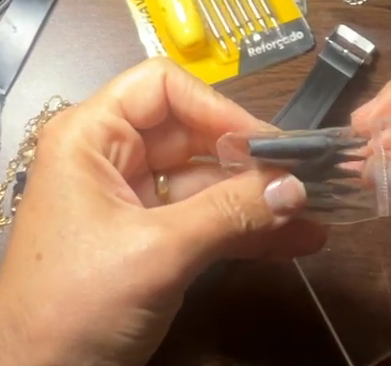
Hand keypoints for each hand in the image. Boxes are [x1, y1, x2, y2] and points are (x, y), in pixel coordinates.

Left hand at [0, 59, 325, 365]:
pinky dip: (243, 229)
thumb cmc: (76, 302)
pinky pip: (201, 219)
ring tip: (314, 210)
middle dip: (247, 157)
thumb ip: (228, 215)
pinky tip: (294, 240)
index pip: (161, 87)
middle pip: (189, 132)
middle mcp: (111, 154)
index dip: (217, 107)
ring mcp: (130, 197)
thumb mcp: (156, 253)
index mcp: (92, 134)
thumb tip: (296, 188)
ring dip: (255, 197)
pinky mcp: (146, 238)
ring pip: (202, 179)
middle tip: (305, 177)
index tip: (268, 144)